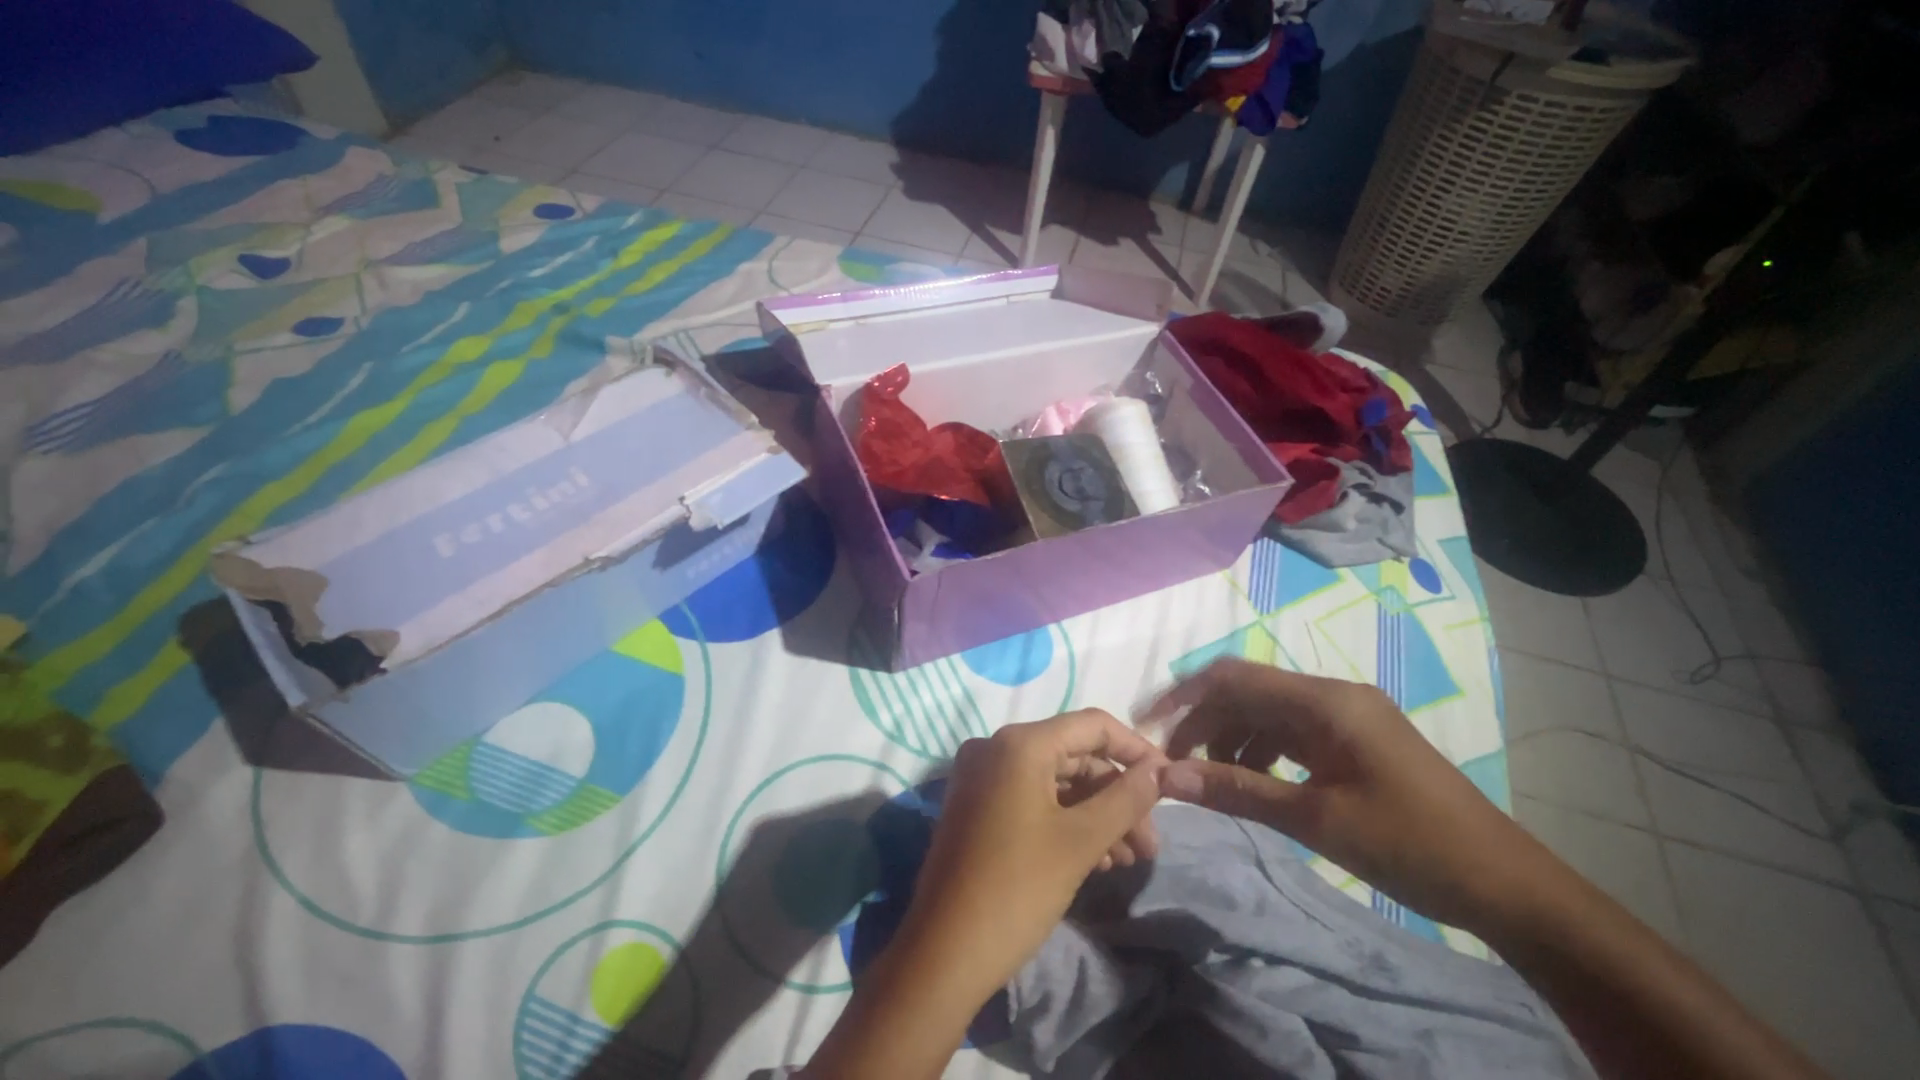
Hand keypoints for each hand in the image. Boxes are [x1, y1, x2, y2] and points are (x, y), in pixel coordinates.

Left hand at [906, 709, 1165, 994]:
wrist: (945, 952)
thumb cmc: (1018, 888)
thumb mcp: (1081, 841)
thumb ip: (1126, 799)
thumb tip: (1160, 771)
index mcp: (1019, 743)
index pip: (1093, 726)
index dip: (1137, 750)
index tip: (1170, 784)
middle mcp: (995, 748)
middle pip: (1075, 756)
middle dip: (1118, 796)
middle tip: (1151, 843)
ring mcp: (981, 779)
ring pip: (1056, 783)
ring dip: (1097, 816)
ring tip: (1130, 859)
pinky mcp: (976, 809)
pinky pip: (1033, 801)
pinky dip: (1067, 824)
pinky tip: (1098, 861)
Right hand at [1142, 658, 1551, 930]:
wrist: (1502, 882)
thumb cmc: (1410, 843)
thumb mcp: (1315, 819)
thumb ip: (1238, 791)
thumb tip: (1168, 776)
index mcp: (1328, 701)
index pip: (1237, 677)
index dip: (1185, 696)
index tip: (1146, 725)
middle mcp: (1336, 697)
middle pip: (1250, 693)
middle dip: (1204, 722)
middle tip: (1171, 765)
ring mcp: (1349, 721)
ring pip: (1270, 715)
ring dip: (1231, 739)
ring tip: (1207, 779)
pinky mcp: (1356, 746)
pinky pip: (1294, 735)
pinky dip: (1262, 753)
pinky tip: (1250, 783)